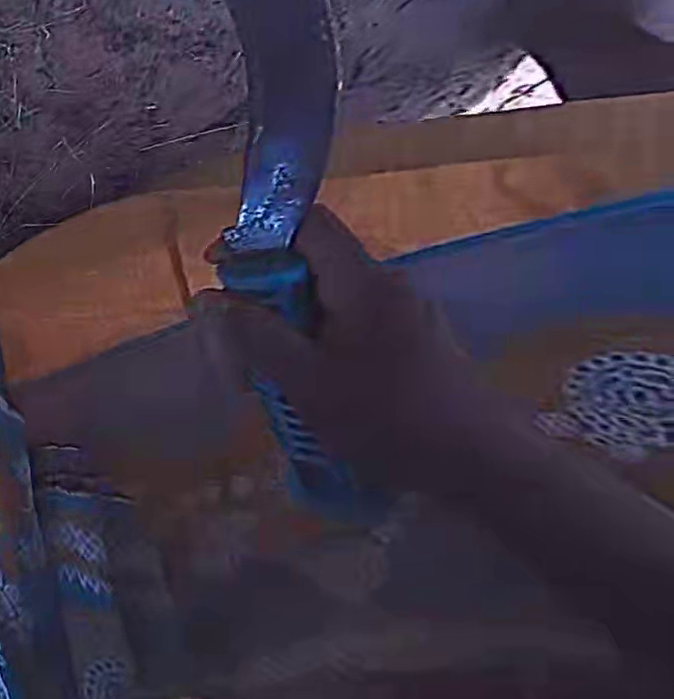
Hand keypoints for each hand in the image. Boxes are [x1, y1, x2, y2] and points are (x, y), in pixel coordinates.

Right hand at [192, 206, 530, 494]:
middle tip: (229, 321)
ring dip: (278, 313)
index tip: (219, 264)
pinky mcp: (404, 340)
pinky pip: (339, 318)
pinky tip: (294, 372)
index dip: (255, 233)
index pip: (306, 225)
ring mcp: (398, 313)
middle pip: (307, 259)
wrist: (487, 473)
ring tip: (256, 355)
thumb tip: (210, 298)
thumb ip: (251, 331)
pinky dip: (304, 333)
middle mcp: (384, 286)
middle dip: (258, 283)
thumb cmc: (389, 418)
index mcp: (363, 283)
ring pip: (319, 292)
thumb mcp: (301, 376)